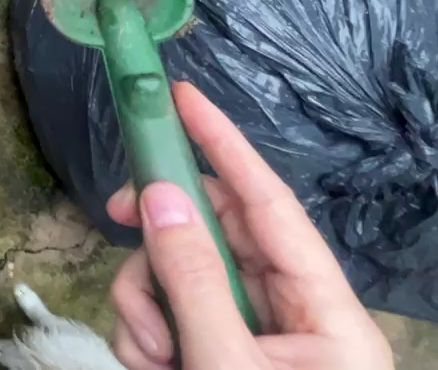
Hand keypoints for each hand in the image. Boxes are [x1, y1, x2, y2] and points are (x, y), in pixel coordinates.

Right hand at [108, 83, 392, 369]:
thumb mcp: (229, 368)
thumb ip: (193, 279)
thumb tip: (156, 193)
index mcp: (325, 314)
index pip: (268, 205)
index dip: (223, 144)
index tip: (178, 95)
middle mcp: (288, 313)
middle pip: (208, 232)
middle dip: (156, 235)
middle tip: (112, 215)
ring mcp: (247, 332)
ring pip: (172, 271)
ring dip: (141, 301)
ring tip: (147, 359)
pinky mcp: (211, 350)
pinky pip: (161, 310)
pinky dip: (141, 330)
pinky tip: (148, 368)